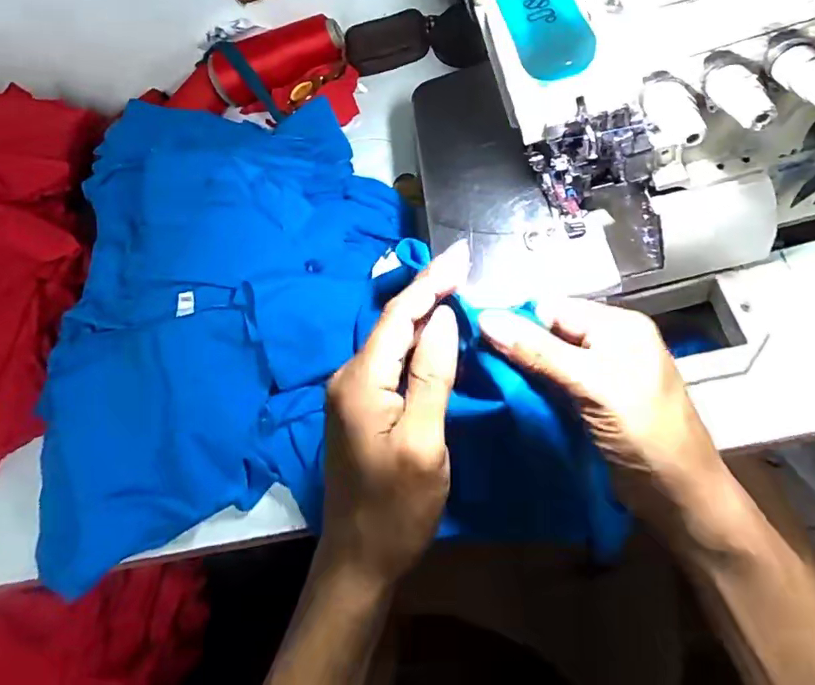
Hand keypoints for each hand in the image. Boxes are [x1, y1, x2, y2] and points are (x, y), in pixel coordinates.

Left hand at [319, 241, 468, 584]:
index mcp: (361, 380)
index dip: (432, 280)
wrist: (359, 562)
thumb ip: (432, 374)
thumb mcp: (424, 442)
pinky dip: (419, 336)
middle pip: (395, 320)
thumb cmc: (397, 506)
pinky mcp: (362, 405)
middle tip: (465, 262)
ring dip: (426, 309)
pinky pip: (393, 357)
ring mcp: (352, 391)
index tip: (462, 253)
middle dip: (430, 287)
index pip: (400, 315)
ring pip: (394, 337)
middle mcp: (349, 377)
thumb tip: (445, 317)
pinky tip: (440, 329)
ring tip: (458, 283)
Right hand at [476, 298, 733, 536]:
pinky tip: (504, 397)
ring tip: (479, 378)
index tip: (473, 334)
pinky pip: (556, 386)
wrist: (679, 496)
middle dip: (516, 344)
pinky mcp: (593, 405)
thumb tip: (487, 319)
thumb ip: (541, 352)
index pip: (556, 308)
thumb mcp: (593, 385)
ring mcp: (603, 375)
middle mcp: (611, 343)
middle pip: (552, 332)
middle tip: (471, 360)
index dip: (517, 319)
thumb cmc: (645, 433)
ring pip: (550, 361)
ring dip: (521, 369)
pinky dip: (533, 390)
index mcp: (619, 325)